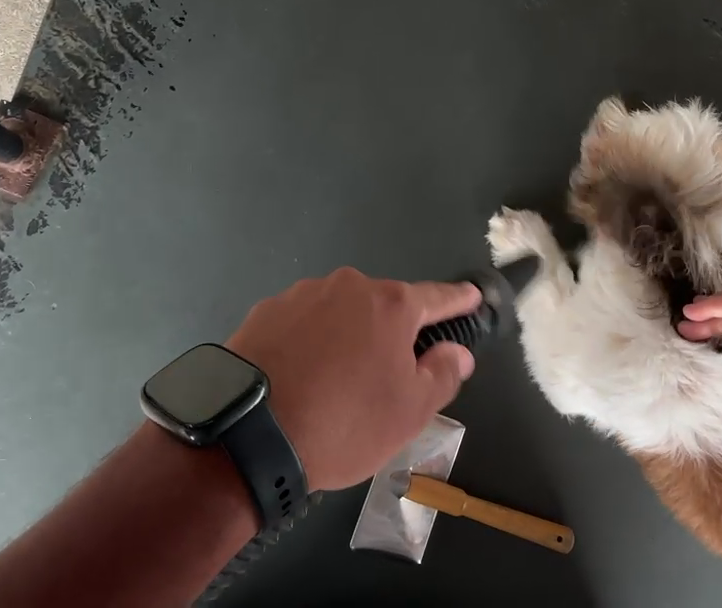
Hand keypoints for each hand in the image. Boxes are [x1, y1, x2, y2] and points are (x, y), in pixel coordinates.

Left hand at [226, 267, 480, 490]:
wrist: (248, 433)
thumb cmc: (344, 422)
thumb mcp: (409, 412)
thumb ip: (441, 374)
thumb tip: (457, 351)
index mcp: (390, 305)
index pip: (436, 297)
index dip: (458, 300)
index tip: (472, 296)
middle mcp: (348, 287)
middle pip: (383, 305)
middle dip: (393, 331)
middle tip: (391, 372)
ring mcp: (302, 294)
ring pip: (340, 313)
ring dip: (348, 336)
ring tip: (337, 382)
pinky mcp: (264, 311)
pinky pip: (303, 324)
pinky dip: (311, 342)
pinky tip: (301, 376)